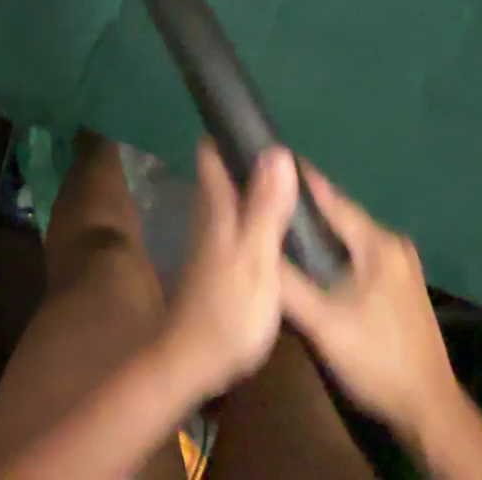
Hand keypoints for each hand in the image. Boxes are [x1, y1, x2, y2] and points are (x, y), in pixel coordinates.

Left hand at [159, 141, 297, 397]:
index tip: (254, 120)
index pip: (210, 156)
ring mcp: (210, 245)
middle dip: (244, 160)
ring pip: (228, 202)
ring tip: (287, 185)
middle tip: (285, 154)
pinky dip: (252, 217)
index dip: (227, 133)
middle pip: (220, 176)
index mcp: (216, 211)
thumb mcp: (257, 258)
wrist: (193, 362)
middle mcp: (208, 220)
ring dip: (250, 189)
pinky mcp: (216, 268)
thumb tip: (276, 150)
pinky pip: (235, 227)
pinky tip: (274, 229)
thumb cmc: (229, 309)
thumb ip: (266, 207)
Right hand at [278, 163, 461, 436]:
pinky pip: (354, 252)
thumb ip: (287, 282)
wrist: (429, 411)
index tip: (259, 158)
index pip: (329, 196)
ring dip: (312, 230)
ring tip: (271, 224)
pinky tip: (303, 259)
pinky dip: (328, 250)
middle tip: (257, 197)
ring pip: (344, 235)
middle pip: (336, 213)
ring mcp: (398, 264)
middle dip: (298, 206)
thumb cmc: (377, 359)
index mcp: (377, 243)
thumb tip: (249, 245)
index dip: (294, 178)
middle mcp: (391, 244)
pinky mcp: (397, 284)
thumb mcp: (323, 323)